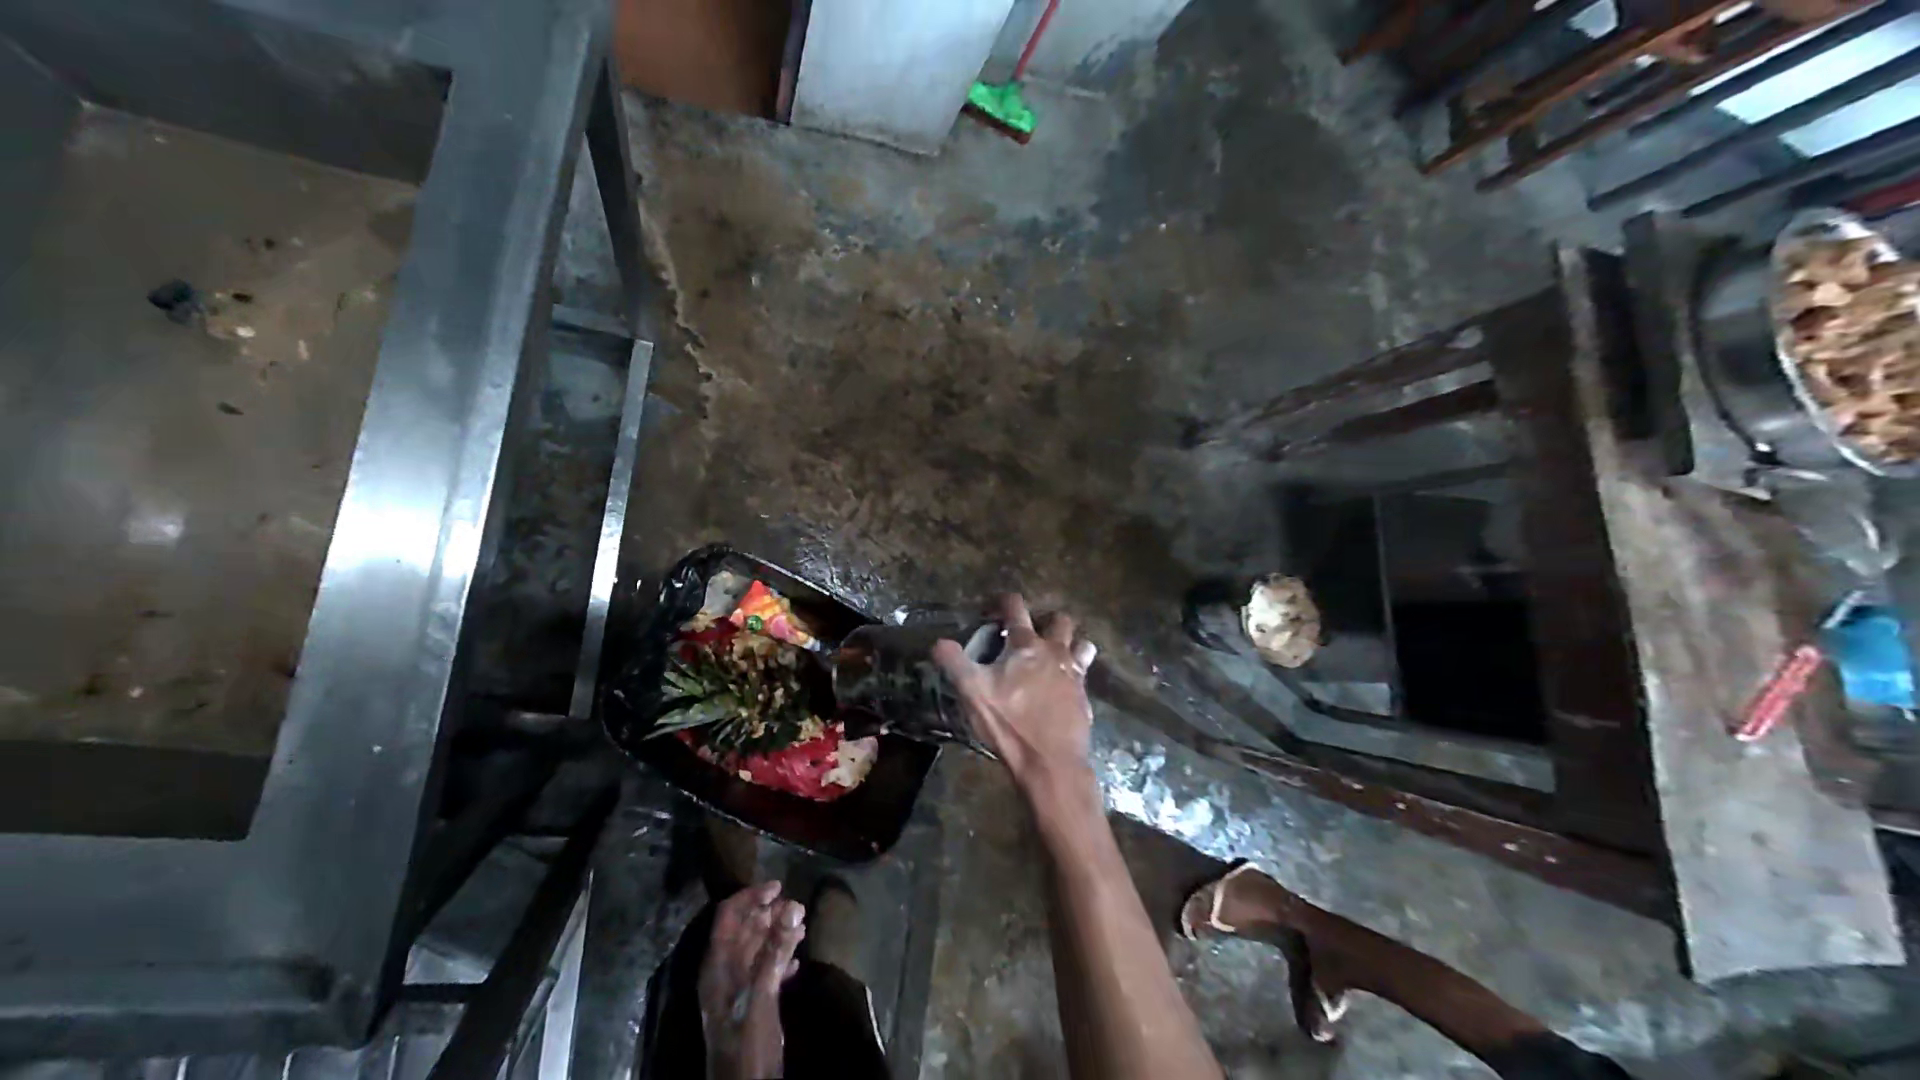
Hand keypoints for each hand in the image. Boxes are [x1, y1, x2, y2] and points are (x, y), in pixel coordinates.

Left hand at [698, 881, 804, 1079]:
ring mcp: (737, 990)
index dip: (750, 897)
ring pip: (755, 949)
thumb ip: (775, 950)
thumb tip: (792, 905)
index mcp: (718, 966)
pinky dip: (780, 958)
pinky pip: (764, 970)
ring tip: (801, 924)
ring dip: (776, 934)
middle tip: (795, 904)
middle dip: (768, 913)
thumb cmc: (747, 1042)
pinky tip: (798, 959)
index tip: (779, 886)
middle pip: (743, 931)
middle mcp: (724, 973)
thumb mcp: (761, 994)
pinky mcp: (751, 1005)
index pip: (728, 917)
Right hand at [933, 594, 1098, 800]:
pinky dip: (1074, 673)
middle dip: (1045, 620)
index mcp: (1026, 645)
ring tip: (1053, 655)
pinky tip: (1061, 687)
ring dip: (1069, 643)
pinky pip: (1084, 675)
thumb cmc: (1010, 723)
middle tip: (1029, 635)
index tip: (993, 610)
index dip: (1003, 602)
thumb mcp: (972, 692)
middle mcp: (1055, 652)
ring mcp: (1074, 674)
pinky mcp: (1084, 697)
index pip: (1016, 607)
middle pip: (1059, 621)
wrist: (1050, 762)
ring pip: (1081, 644)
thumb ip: (954, 663)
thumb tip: (939, 642)